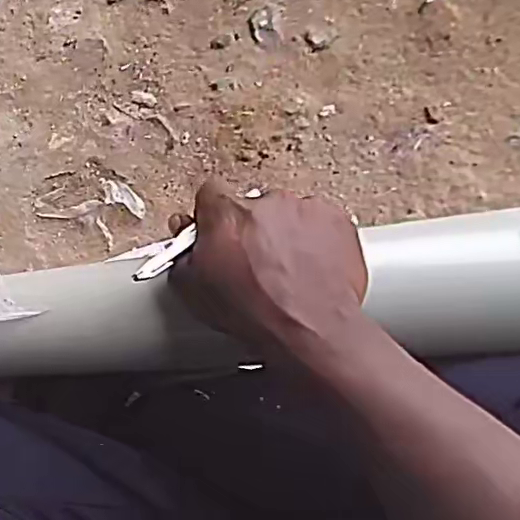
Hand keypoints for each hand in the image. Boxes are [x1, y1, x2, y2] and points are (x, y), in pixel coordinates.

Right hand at [169, 180, 369, 357]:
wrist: (306, 327)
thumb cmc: (253, 310)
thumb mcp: (192, 288)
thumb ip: (183, 254)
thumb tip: (184, 241)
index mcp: (226, 214)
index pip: (210, 192)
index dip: (209, 214)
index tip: (212, 231)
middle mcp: (267, 203)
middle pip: (249, 206)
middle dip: (246, 229)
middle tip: (246, 262)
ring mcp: (305, 209)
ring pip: (284, 214)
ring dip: (279, 234)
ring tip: (278, 271)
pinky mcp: (336, 220)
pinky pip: (317, 223)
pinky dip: (310, 241)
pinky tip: (303, 269)